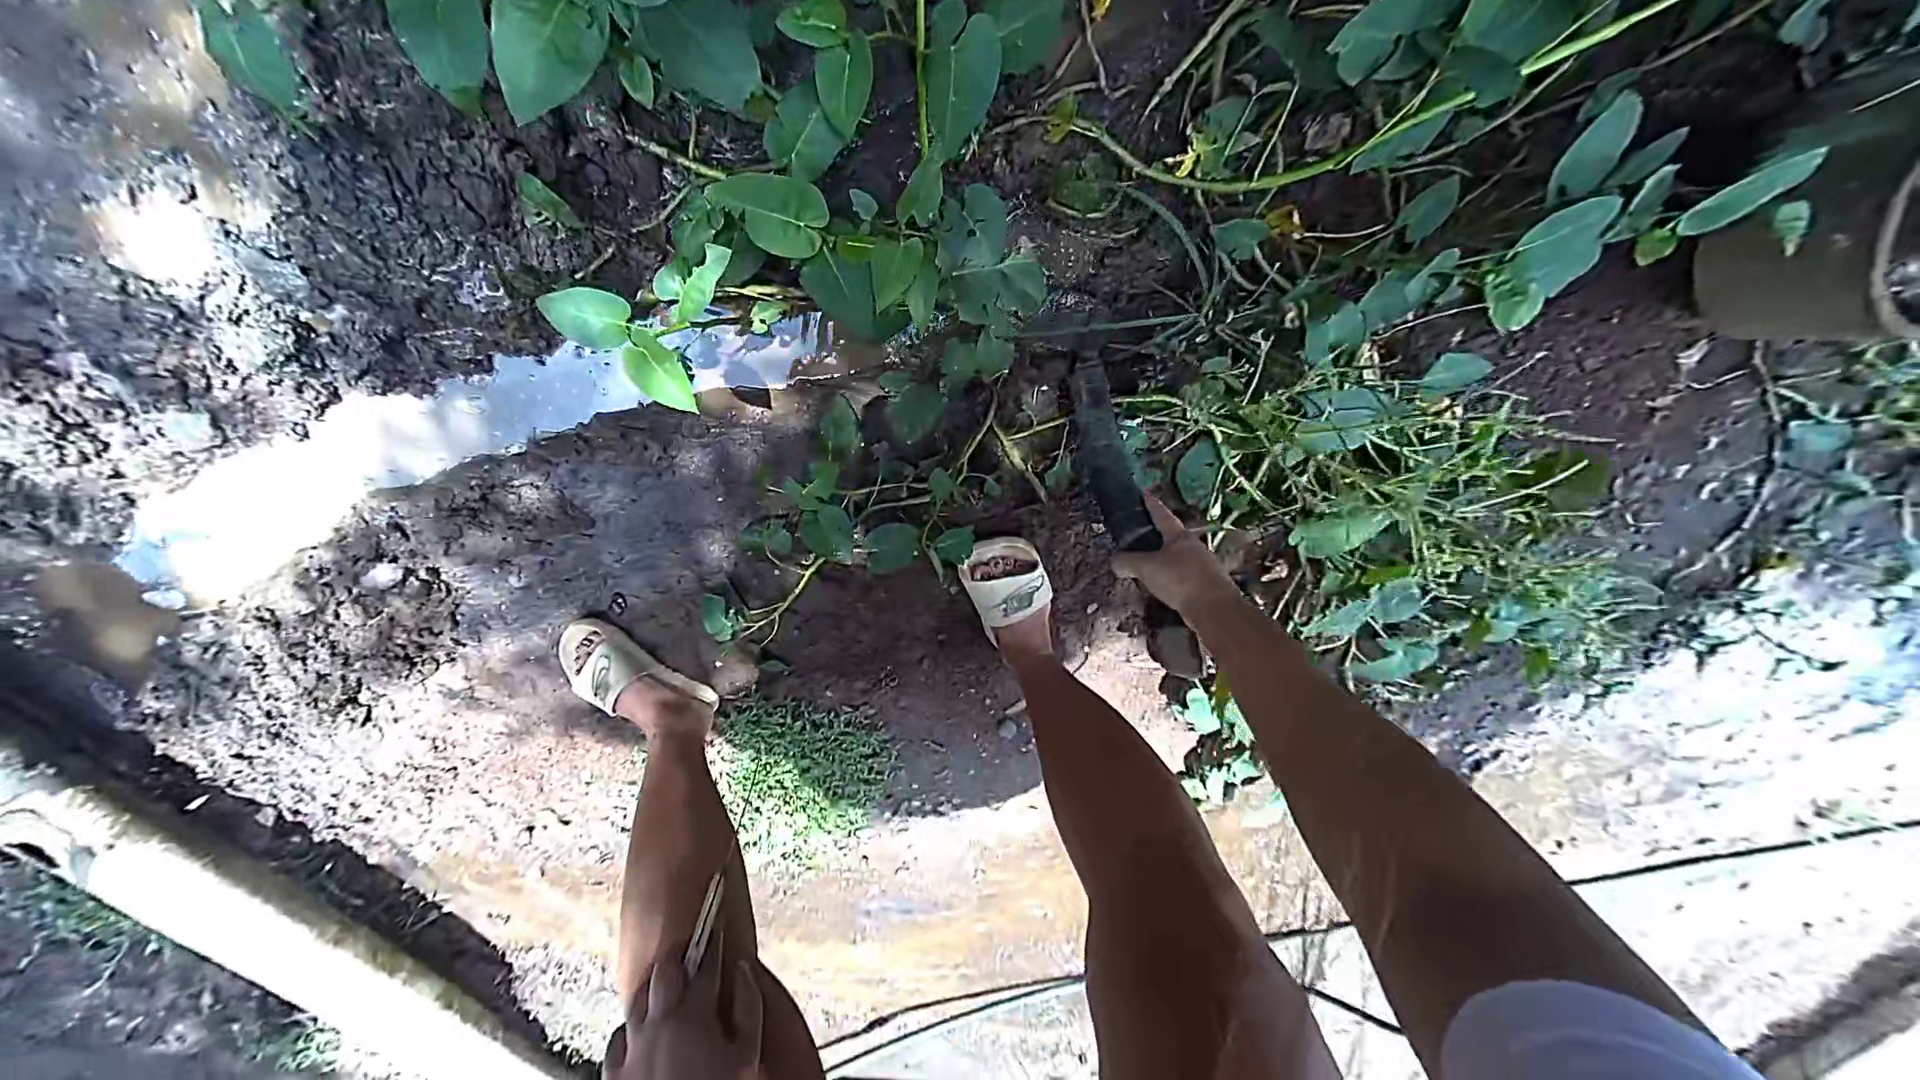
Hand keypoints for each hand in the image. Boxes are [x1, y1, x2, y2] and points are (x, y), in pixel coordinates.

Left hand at [603, 927, 762, 1079]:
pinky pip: (618, 1039)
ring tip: (665, 986)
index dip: (715, 943)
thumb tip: (742, 971)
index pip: (707, 963)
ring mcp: (632, 1049)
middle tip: (689, 947)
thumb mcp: (747, 1053)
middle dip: (678, 954)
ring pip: (637, 1000)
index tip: (718, 929)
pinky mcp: (614, 1075)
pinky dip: (632, 1028)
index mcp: (693, 1014)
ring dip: (653, 989)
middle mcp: (658, 1023)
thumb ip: (748, 1005)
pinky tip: (642, 1033)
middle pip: (663, 970)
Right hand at [1113, 495, 1237, 614]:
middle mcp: (1192, 546)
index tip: (1143, 494)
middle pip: (1170, 536)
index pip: (1161, 514)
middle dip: (1155, 534)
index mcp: (1179, 536)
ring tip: (1144, 564)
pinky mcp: (1204, 583)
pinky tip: (1159, 585)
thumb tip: (1115, 562)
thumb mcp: (1147, 568)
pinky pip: (1181, 575)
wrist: (1214, 609)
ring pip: (1176, 557)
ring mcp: (1201, 565)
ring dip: (1161, 558)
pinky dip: (1168, 576)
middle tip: (1137, 534)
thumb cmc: (1180, 580)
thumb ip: (1128, 562)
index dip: (1151, 504)